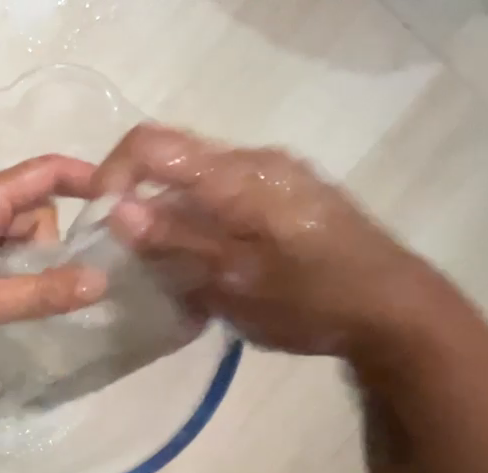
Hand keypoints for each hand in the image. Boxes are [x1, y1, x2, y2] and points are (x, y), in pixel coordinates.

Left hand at [0, 155, 110, 364]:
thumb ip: (40, 293)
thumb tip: (99, 283)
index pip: (43, 172)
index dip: (83, 180)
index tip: (115, 203)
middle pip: (25, 204)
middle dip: (42, 240)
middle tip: (31, 285)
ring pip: (0, 228)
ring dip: (15, 257)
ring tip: (2, 297)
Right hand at [88, 124, 448, 358]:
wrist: (390, 310)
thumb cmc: (309, 301)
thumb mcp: (233, 280)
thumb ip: (176, 241)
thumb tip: (117, 211)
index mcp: (239, 176)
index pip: (151, 146)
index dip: (111, 177)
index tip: (97, 229)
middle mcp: (253, 163)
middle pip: (167, 162)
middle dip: (132, 204)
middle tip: (119, 259)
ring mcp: (269, 177)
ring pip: (189, 184)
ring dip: (161, 221)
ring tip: (156, 271)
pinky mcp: (278, 198)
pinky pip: (215, 199)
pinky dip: (190, 227)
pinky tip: (194, 268)